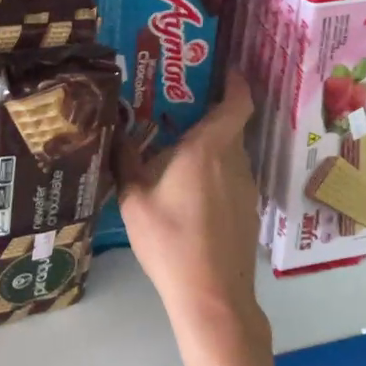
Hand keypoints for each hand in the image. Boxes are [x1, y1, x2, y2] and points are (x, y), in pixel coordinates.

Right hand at [114, 72, 263, 340]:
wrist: (211, 297)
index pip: (237, 100)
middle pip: (229, 126)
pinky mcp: (247, 212)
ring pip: (229, 154)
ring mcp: (246, 188)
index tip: (220, 68)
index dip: (234, 80)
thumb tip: (118, 133)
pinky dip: (213, 174)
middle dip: (207, 114)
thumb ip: (126, 160)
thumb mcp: (133, 199)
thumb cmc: (170, 240)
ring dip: (208, 148)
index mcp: (209, 147)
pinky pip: (230, 179)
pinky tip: (187, 193)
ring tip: (175, 152)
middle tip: (176, 109)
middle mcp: (234, 161)